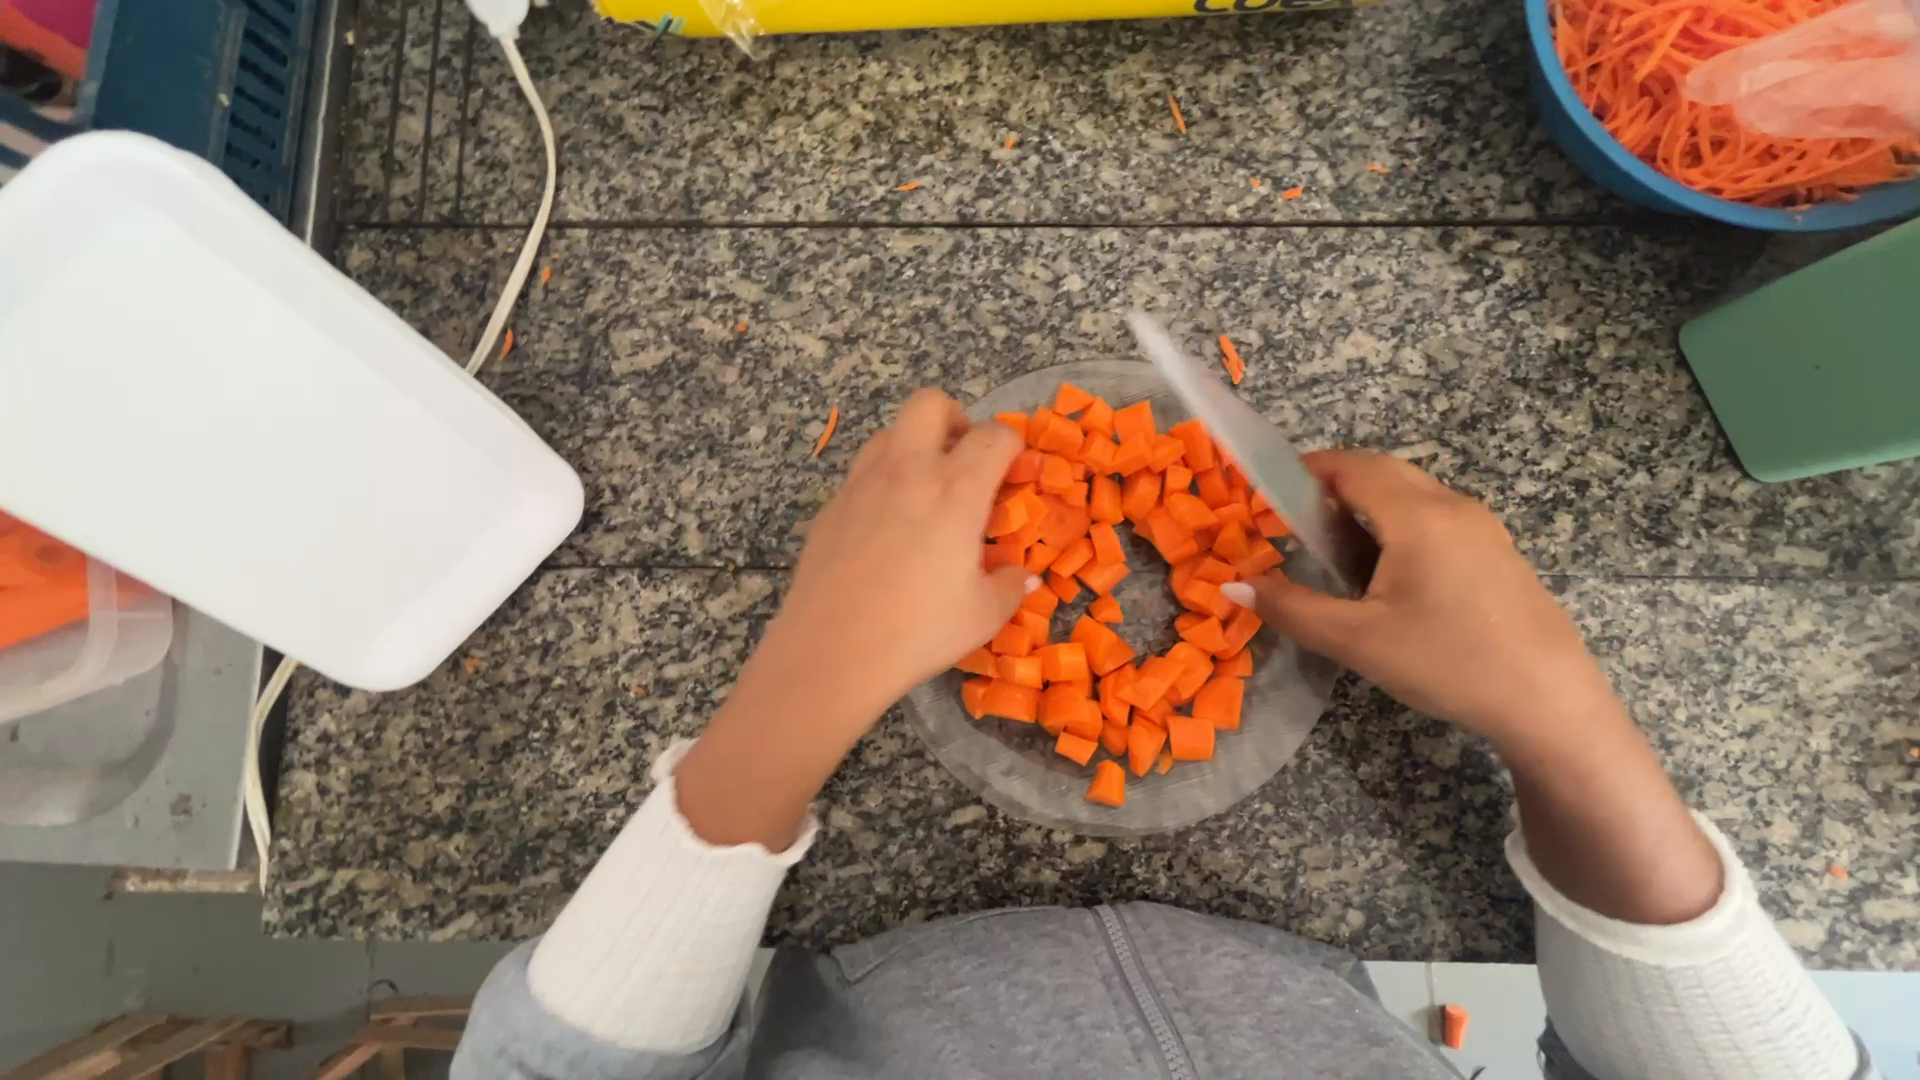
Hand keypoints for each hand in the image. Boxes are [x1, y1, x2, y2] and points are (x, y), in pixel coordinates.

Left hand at [677, 389, 1026, 849]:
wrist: (831, 652)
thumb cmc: (918, 631)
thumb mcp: (983, 616)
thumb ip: (1009, 586)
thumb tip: (1021, 575)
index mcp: (954, 490)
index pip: (993, 436)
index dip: (1013, 448)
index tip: (1016, 475)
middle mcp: (906, 472)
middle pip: (930, 404)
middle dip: (956, 418)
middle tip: (966, 459)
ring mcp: (860, 485)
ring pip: (889, 433)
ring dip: (915, 447)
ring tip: (926, 492)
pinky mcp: (830, 508)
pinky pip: (861, 474)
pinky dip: (883, 483)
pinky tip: (887, 529)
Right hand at [1234, 451, 1722, 922]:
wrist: (1553, 708)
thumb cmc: (1448, 663)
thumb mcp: (1355, 640)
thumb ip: (1289, 607)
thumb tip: (1231, 585)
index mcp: (1418, 516)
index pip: (1351, 466)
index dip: (1304, 470)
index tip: (1266, 495)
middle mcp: (1454, 508)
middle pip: (1382, 473)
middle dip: (1330, 487)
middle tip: (1291, 525)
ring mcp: (1483, 530)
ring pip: (1410, 496)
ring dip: (1363, 508)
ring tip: (1331, 554)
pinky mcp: (1496, 555)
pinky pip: (1434, 520)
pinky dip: (1394, 527)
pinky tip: (1383, 579)